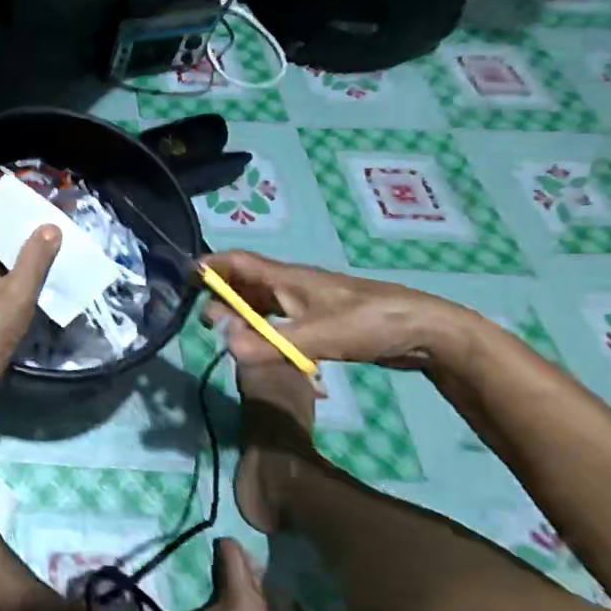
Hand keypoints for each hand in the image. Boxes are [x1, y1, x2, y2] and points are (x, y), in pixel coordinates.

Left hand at [0, 227, 61, 404]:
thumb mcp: (19, 289)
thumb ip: (35, 257)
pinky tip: (45, 273)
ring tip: (57, 248)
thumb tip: (51, 226)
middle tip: (58, 230)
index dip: (23, 222)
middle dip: (29, 241)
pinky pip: (6, 277)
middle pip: (2, 245)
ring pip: (6, 262)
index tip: (48, 215)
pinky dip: (24, 275)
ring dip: (28, 259)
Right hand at [200, 250, 493, 368]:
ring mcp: (309, 302)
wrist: (424, 330)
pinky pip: (281, 319)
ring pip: (264, 302)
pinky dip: (265, 329)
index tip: (185, 279)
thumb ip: (273, 344)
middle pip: (246, 283)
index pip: (238, 262)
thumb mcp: (319, 336)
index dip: (211, 265)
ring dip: (243, 315)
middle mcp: (292, 285)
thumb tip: (226, 346)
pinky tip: (266, 349)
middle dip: (222, 298)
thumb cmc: (370, 322)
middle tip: (210, 325)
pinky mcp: (322, 320)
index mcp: (287, 278)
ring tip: (231, 338)